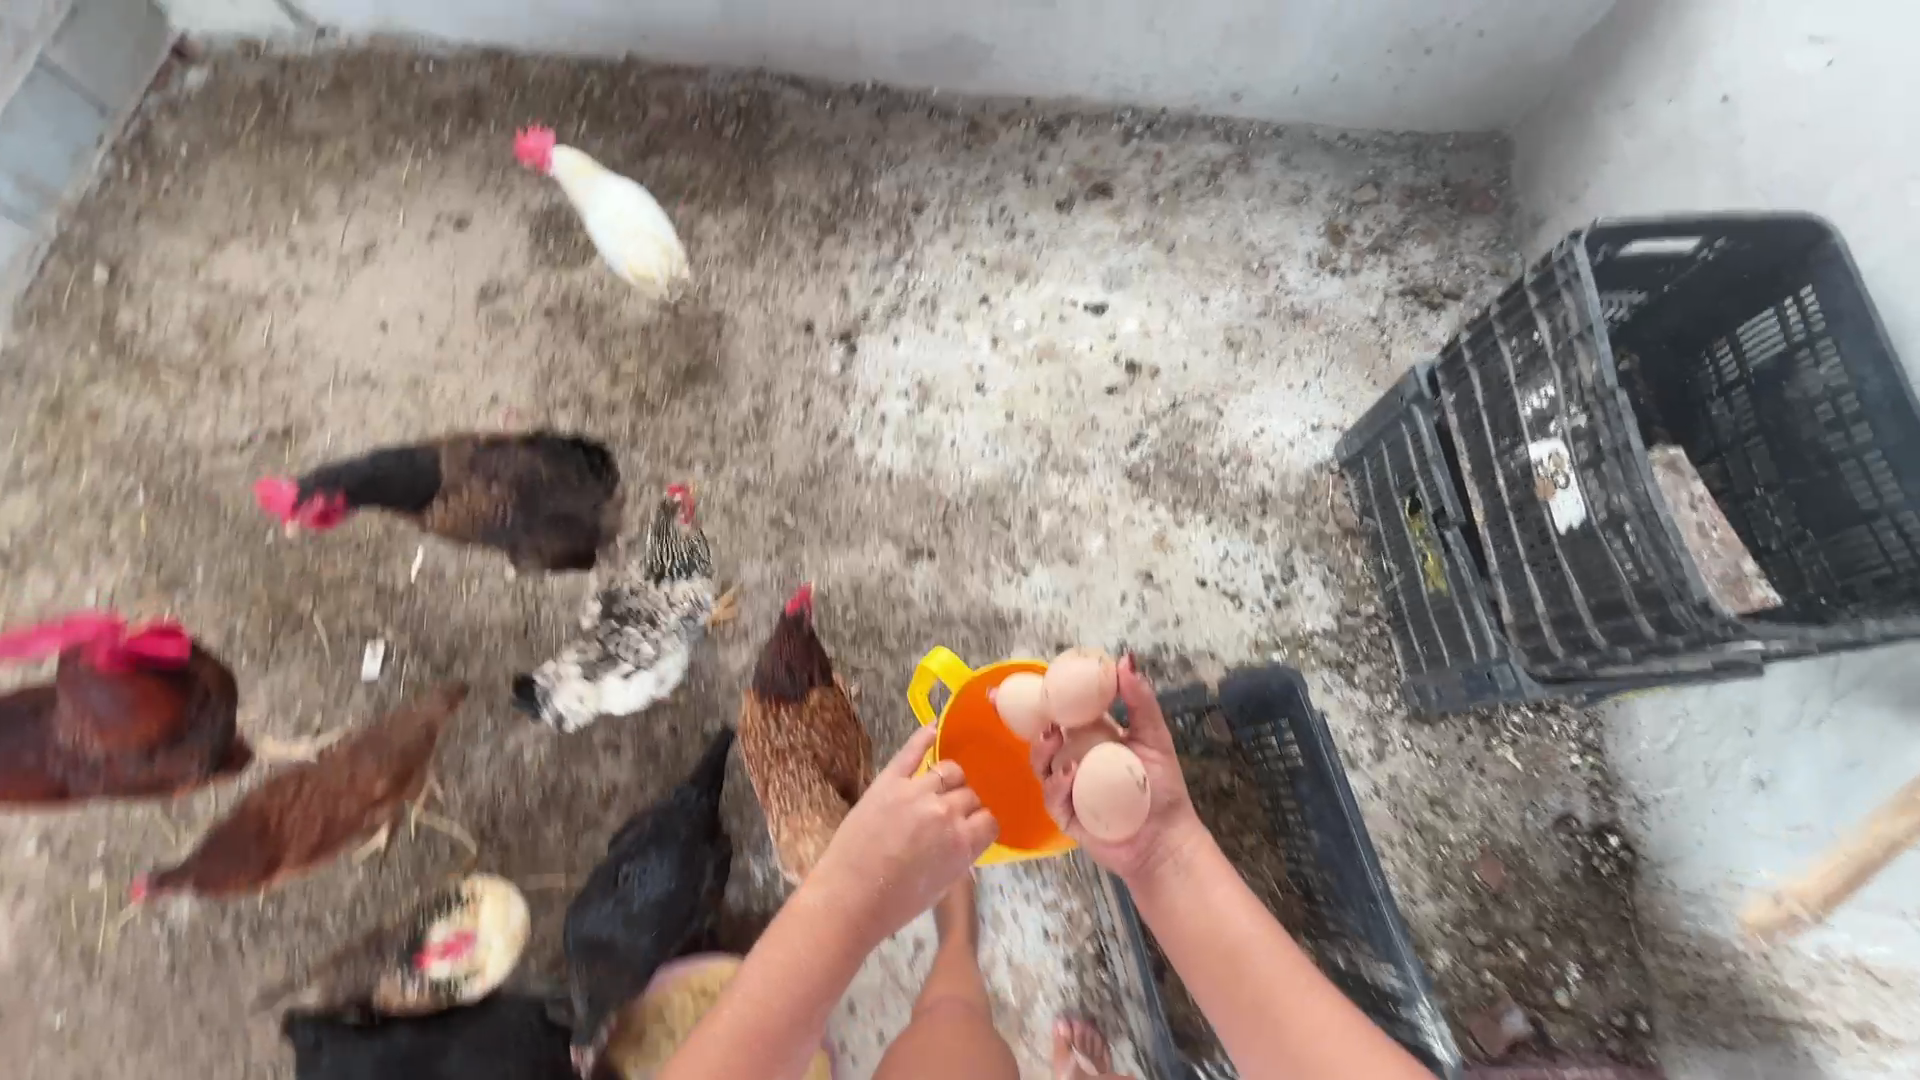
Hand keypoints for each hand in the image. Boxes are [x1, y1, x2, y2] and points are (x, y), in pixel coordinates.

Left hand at [803, 725, 998, 947]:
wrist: (849, 898)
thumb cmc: (896, 904)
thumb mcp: (942, 885)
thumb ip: (960, 854)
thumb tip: (964, 836)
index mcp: (962, 843)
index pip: (989, 820)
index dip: (982, 823)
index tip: (973, 827)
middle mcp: (945, 812)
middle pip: (970, 794)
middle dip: (965, 804)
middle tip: (949, 815)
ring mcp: (916, 792)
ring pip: (949, 769)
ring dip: (950, 778)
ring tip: (941, 786)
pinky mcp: (889, 781)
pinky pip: (912, 751)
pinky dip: (924, 738)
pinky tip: (932, 729)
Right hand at [1031, 654, 1209, 884]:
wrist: (1167, 840)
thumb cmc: (1162, 788)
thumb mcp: (1154, 736)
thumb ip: (1139, 699)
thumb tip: (1126, 659)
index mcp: (1092, 734)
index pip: (1062, 709)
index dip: (1041, 694)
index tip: (1020, 678)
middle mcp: (1074, 756)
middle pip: (1040, 732)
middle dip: (1019, 718)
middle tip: (1009, 702)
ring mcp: (1066, 785)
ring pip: (1040, 762)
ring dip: (1041, 748)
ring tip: (1053, 737)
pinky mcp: (1065, 814)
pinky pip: (1052, 796)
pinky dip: (1058, 783)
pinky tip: (1070, 773)